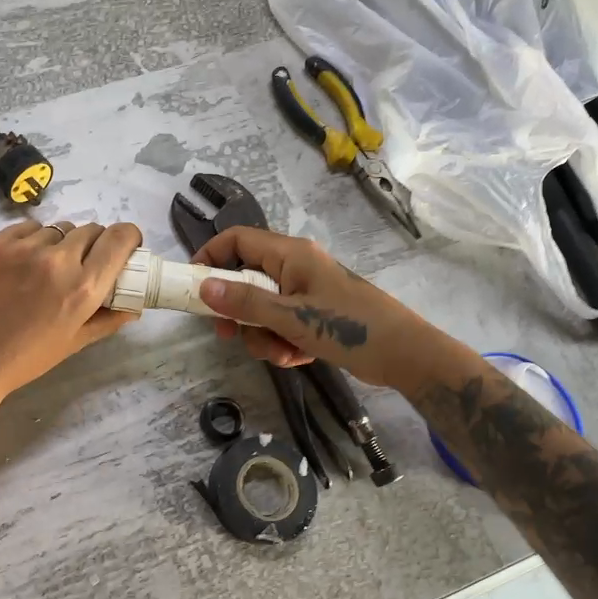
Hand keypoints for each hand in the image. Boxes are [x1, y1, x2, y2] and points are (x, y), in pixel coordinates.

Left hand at [0, 220, 142, 402]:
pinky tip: (28, 259)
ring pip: (60, 229)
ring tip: (51, 266)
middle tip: (86, 264)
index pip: (119, 239)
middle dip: (96, 243)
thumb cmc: (28, 358)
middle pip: (91, 230)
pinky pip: (29, 227)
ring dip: (63, 242)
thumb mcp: (75, 342)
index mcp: (83, 287)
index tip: (126, 247)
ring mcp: (25, 249)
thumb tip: (133, 306)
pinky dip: (35, 238)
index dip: (129, 237)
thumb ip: (108, 319)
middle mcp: (58, 261)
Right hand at [194, 227, 443, 388]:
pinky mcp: (314, 316)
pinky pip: (281, 325)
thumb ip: (245, 303)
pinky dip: (283, 343)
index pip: (236, 240)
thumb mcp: (291, 318)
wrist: (405, 355)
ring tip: (284, 353)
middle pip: (244, 281)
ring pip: (261, 310)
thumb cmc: (350, 328)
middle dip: (238, 313)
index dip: (209, 257)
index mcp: (290, 255)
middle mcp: (295, 267)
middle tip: (230, 336)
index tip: (192, 287)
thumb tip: (203, 287)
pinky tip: (300, 358)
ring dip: (263, 336)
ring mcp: (305, 292)